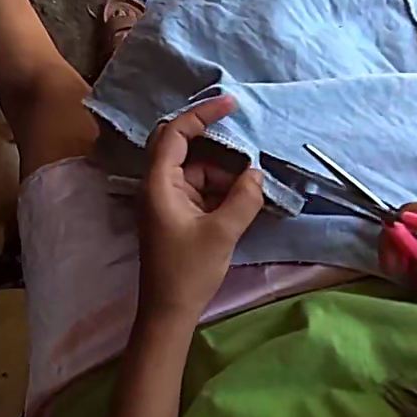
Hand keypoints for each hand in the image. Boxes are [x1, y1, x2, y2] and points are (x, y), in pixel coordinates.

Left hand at [137, 95, 266, 319]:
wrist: (169, 312)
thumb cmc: (188, 272)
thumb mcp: (222, 233)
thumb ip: (243, 198)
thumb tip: (257, 173)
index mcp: (159, 184)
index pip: (174, 133)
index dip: (201, 115)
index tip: (230, 105)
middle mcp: (158, 185)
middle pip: (182, 147)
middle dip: (214, 143)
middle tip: (245, 141)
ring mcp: (167, 200)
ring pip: (196, 169)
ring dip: (223, 172)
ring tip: (252, 181)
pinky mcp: (178, 214)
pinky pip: (200, 189)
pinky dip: (221, 188)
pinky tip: (243, 196)